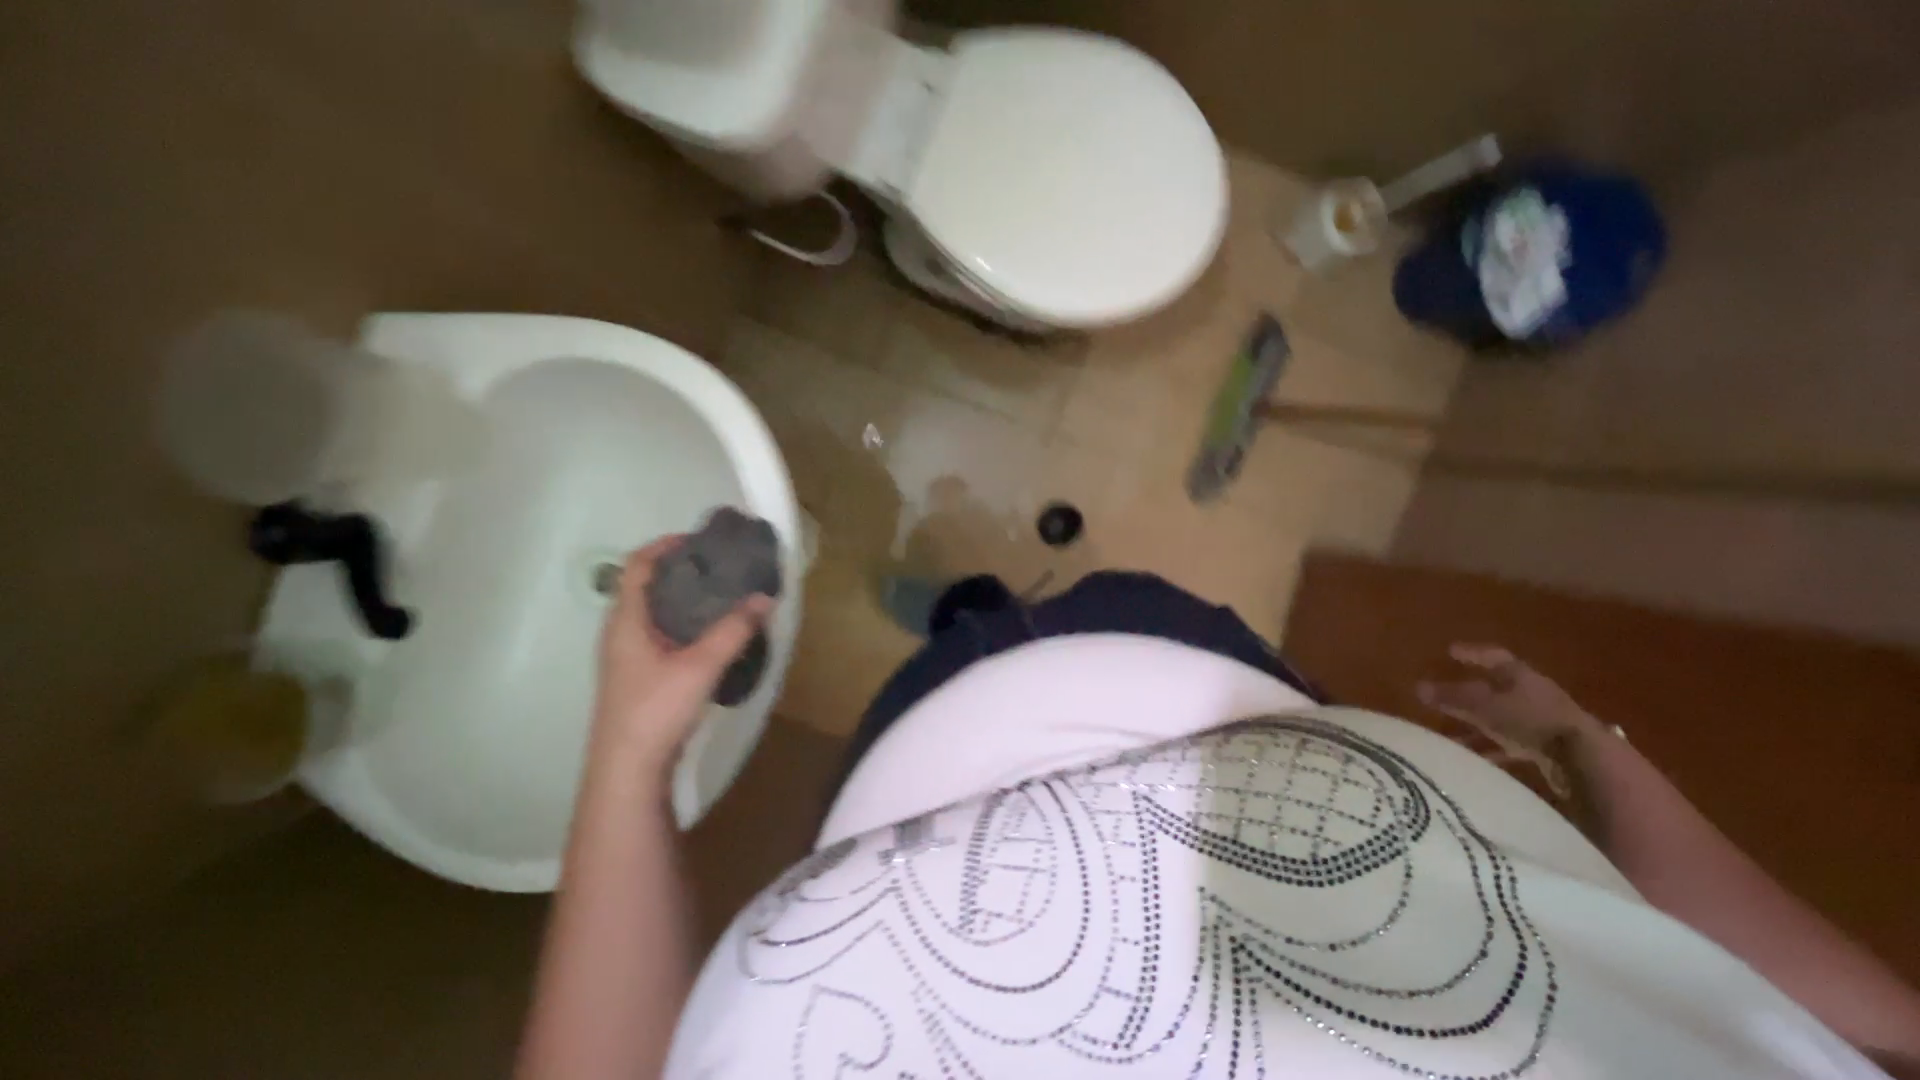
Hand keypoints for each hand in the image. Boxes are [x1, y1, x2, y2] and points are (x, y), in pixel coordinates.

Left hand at [593, 537, 772, 772]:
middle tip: (720, 568)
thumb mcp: (700, 667)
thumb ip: (734, 630)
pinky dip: (683, 627)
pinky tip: (712, 640)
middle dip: (681, 572)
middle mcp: (619, 633)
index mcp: (625, 620)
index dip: (664, 545)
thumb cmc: (655, 710)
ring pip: (653, 615)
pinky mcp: (636, 680)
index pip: (637, 565)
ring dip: (683, 601)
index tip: (698, 539)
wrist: (627, 770)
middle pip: (645, 587)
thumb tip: (765, 597)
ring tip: (722, 599)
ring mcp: (625, 658)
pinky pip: (659, 638)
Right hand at [1416, 644, 1604, 796]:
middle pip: (1496, 691)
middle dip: (1468, 696)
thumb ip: (1453, 697)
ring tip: (1451, 738)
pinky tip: (1476, 761)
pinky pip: (1511, 745)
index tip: (1451, 652)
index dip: (1473, 654)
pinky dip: (1492, 750)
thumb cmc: (1533, 721)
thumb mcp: (1487, 706)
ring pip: (1501, 721)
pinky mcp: (1548, 750)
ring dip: (1477, 727)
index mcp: (1521, 677)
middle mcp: (1533, 696)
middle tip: (1441, 699)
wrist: (1586, 761)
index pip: (1494, 657)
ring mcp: (1542, 723)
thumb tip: (1417, 687)